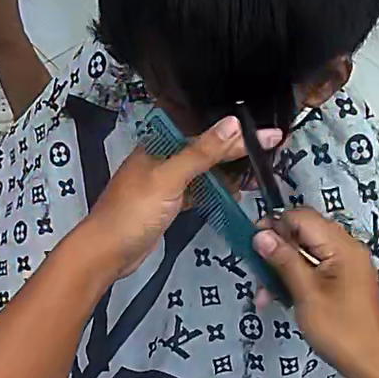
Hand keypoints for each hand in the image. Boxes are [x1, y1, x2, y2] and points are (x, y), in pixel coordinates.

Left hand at [72, 116, 281, 283]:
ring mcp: (166, 183)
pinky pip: (199, 191)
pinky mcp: (169, 204)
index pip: (206, 133)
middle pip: (207, 151)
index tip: (269, 136)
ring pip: (205, 172)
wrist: (107, 253)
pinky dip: (217, 193)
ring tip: (258, 178)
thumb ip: (201, 152)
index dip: (238, 134)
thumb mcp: (169, 178)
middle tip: (271, 155)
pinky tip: (233, 196)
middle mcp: (163, 159)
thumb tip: (233, 124)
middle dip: (238, 153)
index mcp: (159, 145)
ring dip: (230, 175)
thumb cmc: (133, 213)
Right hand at [253, 210, 378, 377]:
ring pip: (308, 252)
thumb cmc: (344, 332)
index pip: (303, 218)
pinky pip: (317, 267)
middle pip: (305, 233)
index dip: (276, 225)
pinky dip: (298, 277)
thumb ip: (284, 260)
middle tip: (257, 265)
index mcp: (344, 247)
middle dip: (278, 248)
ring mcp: (348, 265)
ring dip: (284, 267)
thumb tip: (263, 236)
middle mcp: (349, 250)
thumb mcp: (306, 293)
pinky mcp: (345, 281)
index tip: (254, 239)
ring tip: (266, 290)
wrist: (369, 361)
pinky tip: (281, 295)